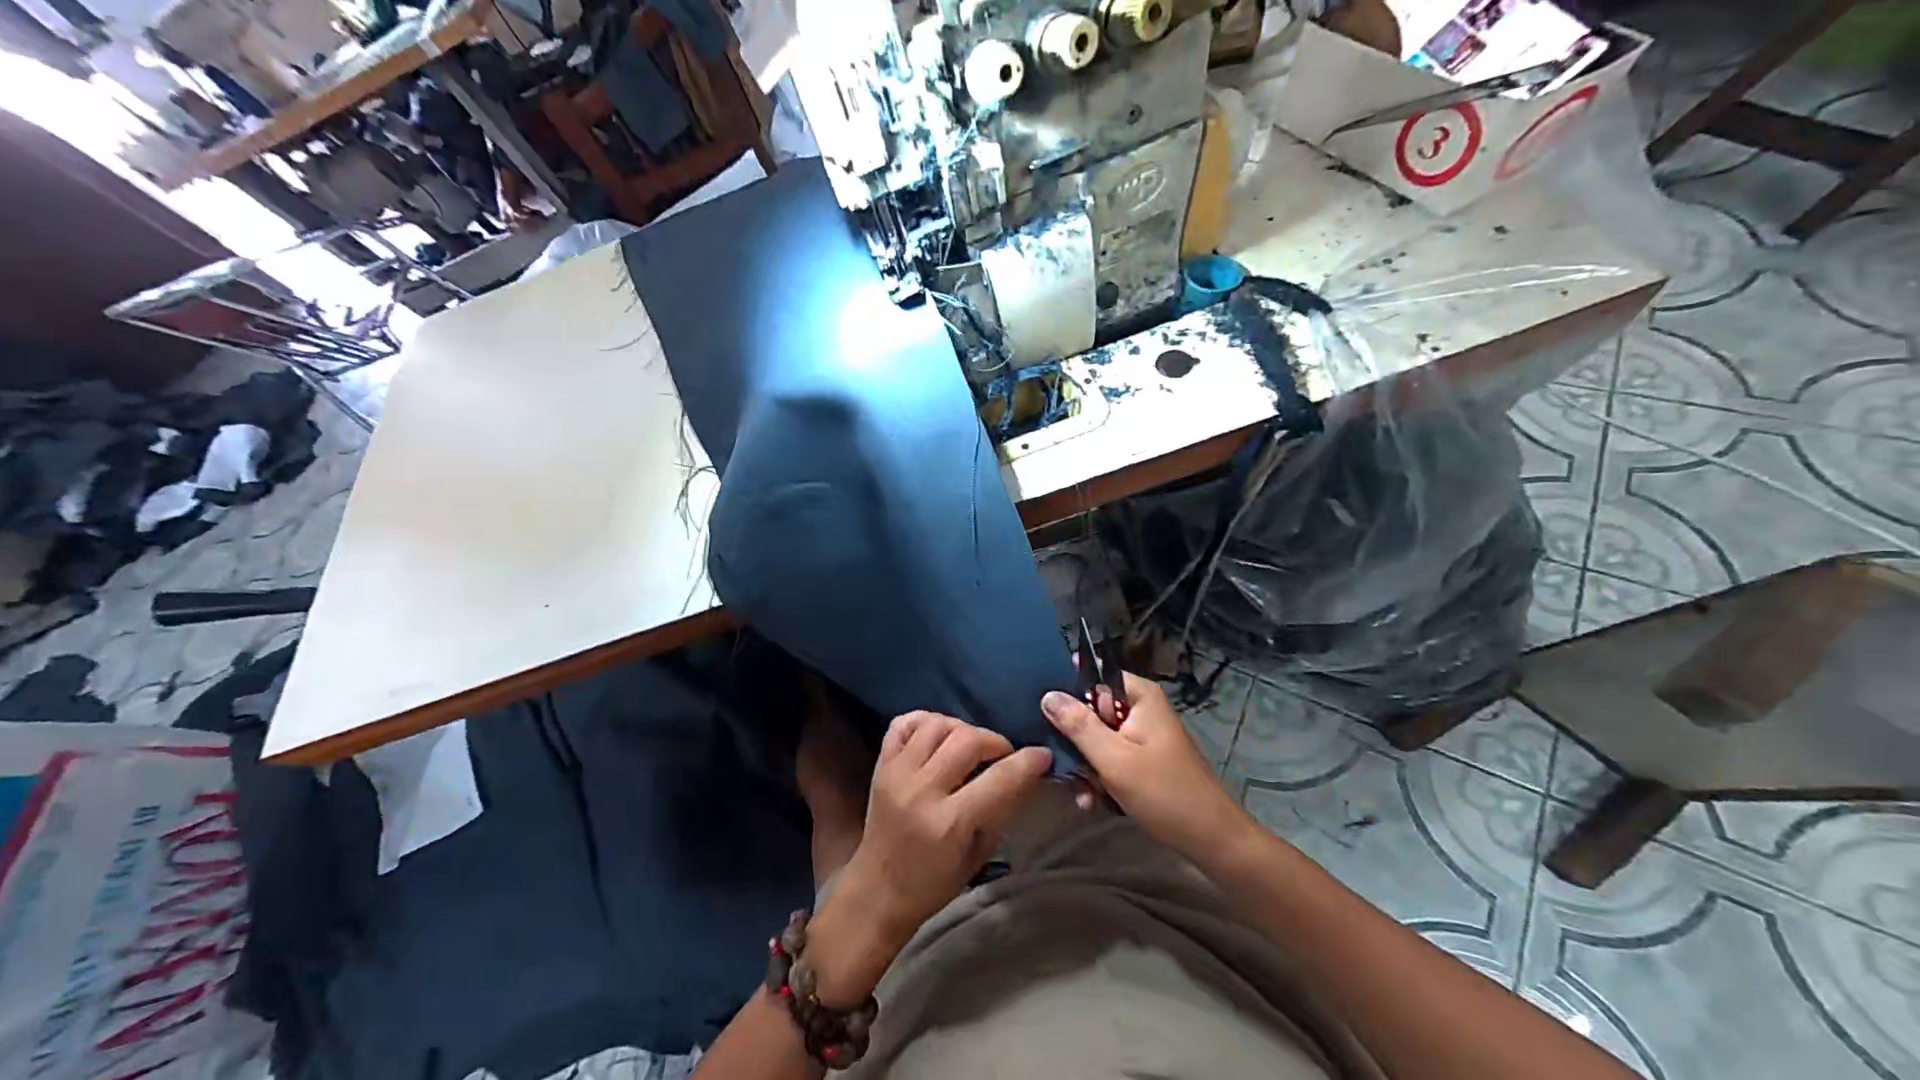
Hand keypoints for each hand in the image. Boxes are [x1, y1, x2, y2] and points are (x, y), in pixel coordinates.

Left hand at [806, 712, 1050, 1004]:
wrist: (878, 890)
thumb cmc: (934, 882)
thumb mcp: (979, 854)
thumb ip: (1004, 810)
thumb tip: (1030, 772)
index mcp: (948, 823)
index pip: (998, 778)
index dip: (1028, 762)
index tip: (1043, 755)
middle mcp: (920, 791)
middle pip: (967, 740)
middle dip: (996, 741)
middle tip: (1003, 755)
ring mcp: (896, 773)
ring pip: (937, 724)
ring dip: (962, 729)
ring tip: (971, 746)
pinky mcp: (881, 764)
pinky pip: (904, 723)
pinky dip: (926, 720)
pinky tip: (940, 736)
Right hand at [1042, 675, 1257, 863]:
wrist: (1210, 840)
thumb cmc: (1164, 793)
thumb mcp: (1114, 759)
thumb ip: (1078, 725)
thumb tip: (1048, 694)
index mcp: (1139, 696)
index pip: (1092, 674)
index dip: (1067, 690)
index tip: (1042, 711)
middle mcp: (1139, 708)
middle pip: (1090, 709)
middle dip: (1074, 739)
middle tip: (1065, 765)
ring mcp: (1139, 735)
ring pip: (1094, 737)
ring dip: (1084, 766)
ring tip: (1083, 794)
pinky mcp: (1139, 759)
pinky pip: (1107, 757)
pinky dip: (1098, 778)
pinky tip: (1092, 802)